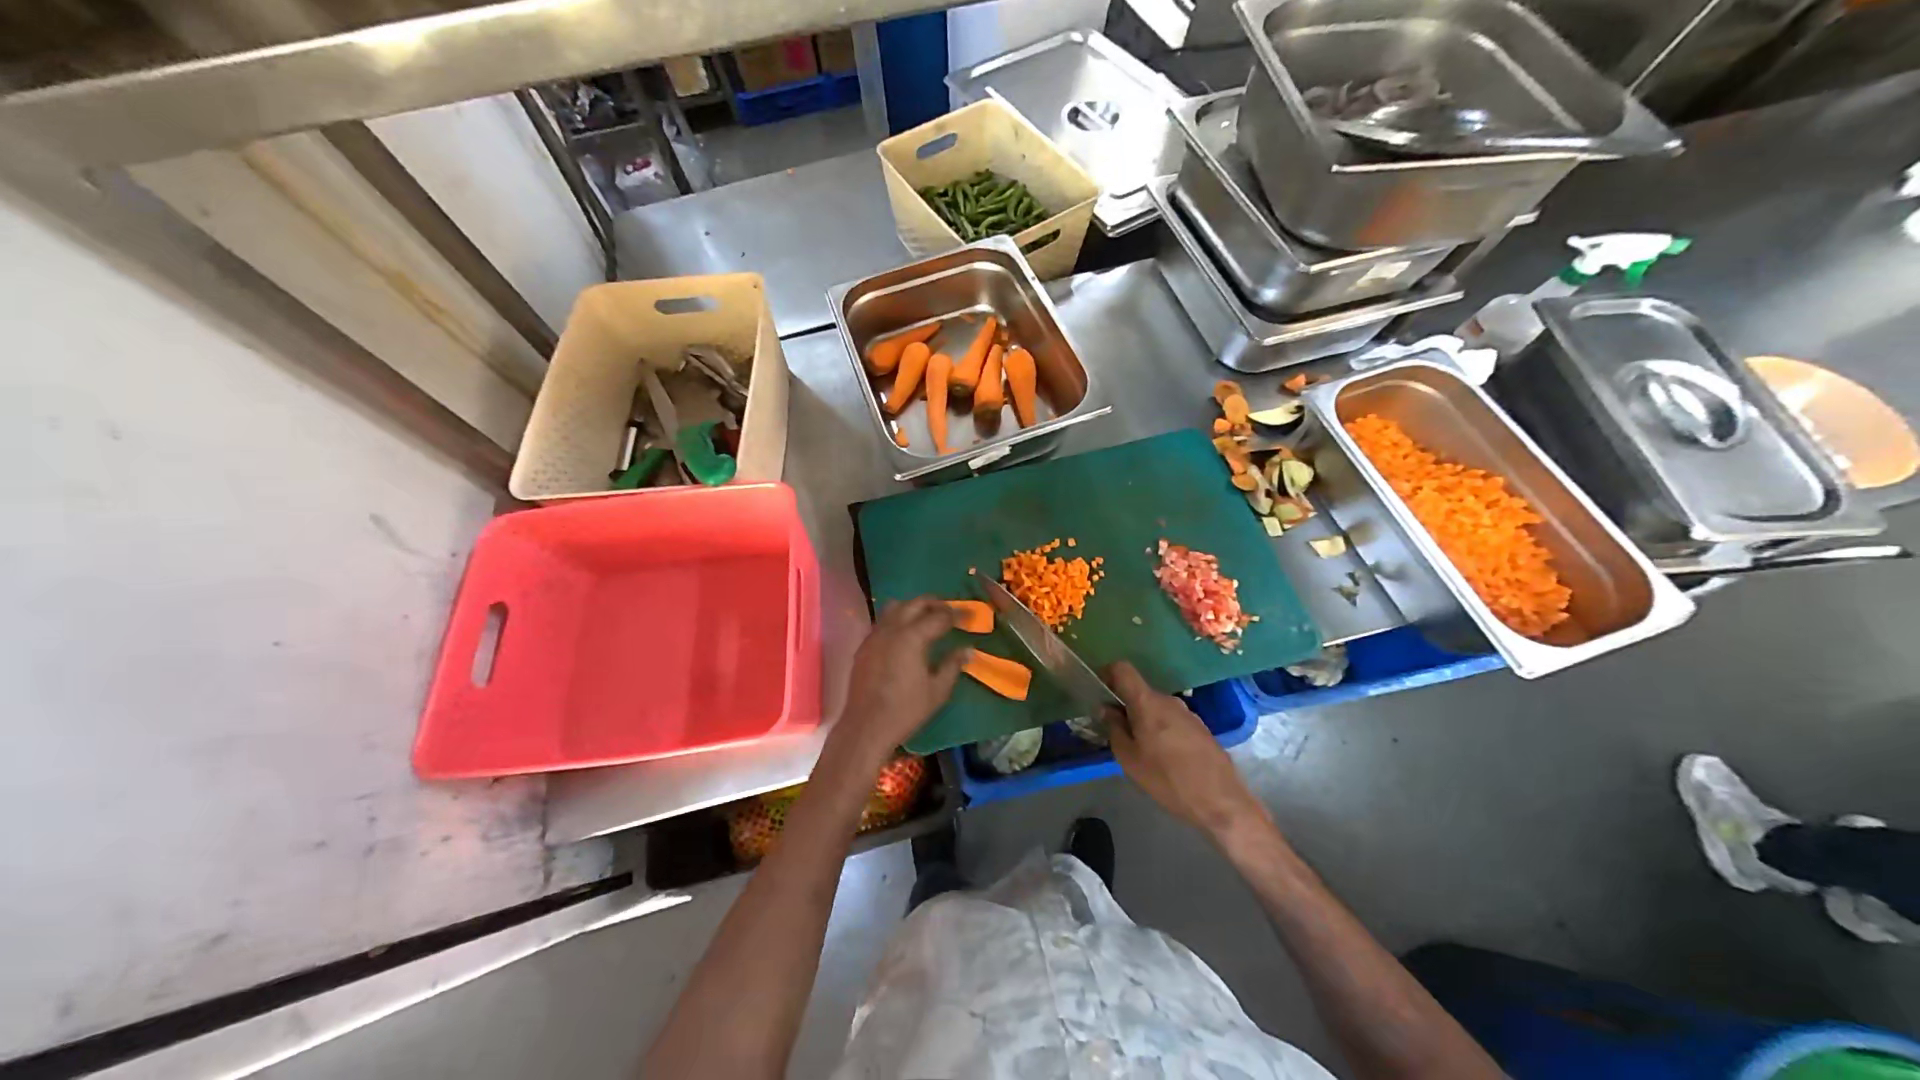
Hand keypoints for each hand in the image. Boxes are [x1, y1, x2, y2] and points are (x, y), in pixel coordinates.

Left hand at [831, 596, 967, 766]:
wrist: (866, 726)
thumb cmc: (906, 710)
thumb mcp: (937, 691)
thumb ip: (953, 665)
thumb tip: (967, 649)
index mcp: (912, 637)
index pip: (939, 616)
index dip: (957, 614)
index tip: (968, 616)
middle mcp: (892, 629)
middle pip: (915, 603)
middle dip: (935, 604)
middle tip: (949, 612)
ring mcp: (874, 635)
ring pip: (895, 607)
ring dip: (913, 607)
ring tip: (926, 619)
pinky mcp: (864, 646)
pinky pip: (882, 622)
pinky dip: (897, 620)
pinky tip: (904, 636)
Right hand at [1105, 661, 1271, 841]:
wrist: (1220, 800)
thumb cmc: (1167, 779)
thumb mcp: (1129, 759)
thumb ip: (1115, 728)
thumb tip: (1107, 709)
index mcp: (1147, 703)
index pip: (1123, 670)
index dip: (1107, 673)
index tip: (1098, 691)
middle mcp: (1169, 700)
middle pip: (1140, 692)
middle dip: (1125, 705)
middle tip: (1115, 731)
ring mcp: (1188, 713)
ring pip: (1156, 707)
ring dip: (1144, 719)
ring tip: (1139, 748)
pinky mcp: (1200, 727)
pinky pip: (1172, 719)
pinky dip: (1161, 729)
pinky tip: (1163, 756)